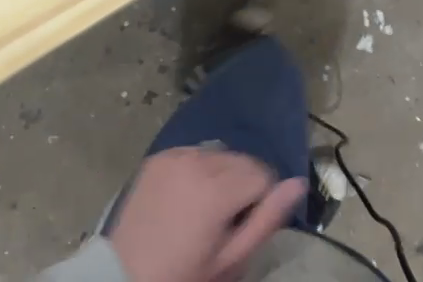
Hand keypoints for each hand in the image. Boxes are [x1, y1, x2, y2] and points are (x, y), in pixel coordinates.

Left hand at [109, 147, 307, 281]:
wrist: (124, 276)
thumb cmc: (184, 274)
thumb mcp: (230, 259)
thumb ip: (267, 219)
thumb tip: (298, 183)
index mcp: (216, 188)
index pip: (263, 174)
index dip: (260, 201)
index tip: (243, 226)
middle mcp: (197, 160)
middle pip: (242, 160)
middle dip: (242, 185)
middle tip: (225, 221)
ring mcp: (174, 155)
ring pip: (220, 154)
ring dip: (222, 175)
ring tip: (204, 209)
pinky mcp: (158, 156)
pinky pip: (194, 153)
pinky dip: (198, 169)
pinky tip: (186, 197)